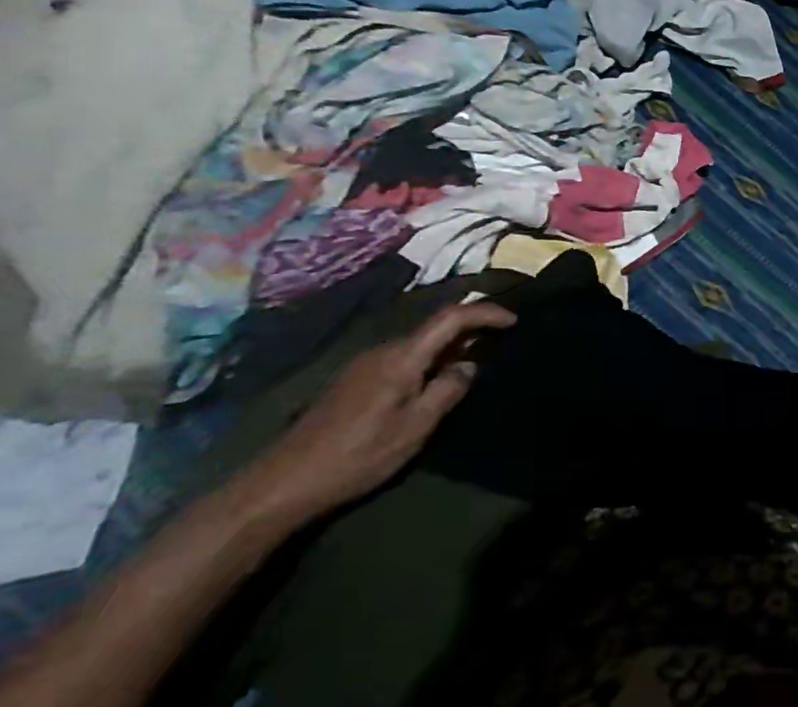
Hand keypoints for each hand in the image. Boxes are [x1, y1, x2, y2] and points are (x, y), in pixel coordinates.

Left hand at [233, 303, 516, 526]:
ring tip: (474, 364)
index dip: (487, 312)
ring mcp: (364, 364)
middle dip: (471, 329)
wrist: (282, 485)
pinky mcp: (353, 381)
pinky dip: (429, 360)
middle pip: (435, 327)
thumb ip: (449, 390)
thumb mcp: (416, 427)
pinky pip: (403, 358)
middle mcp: (383, 350)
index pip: (452, 317)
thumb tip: (469, 365)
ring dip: (450, 347)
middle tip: (501, 344)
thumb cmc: (358, 455)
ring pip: (419, 343)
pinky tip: (433, 383)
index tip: (515, 321)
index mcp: (402, 357)